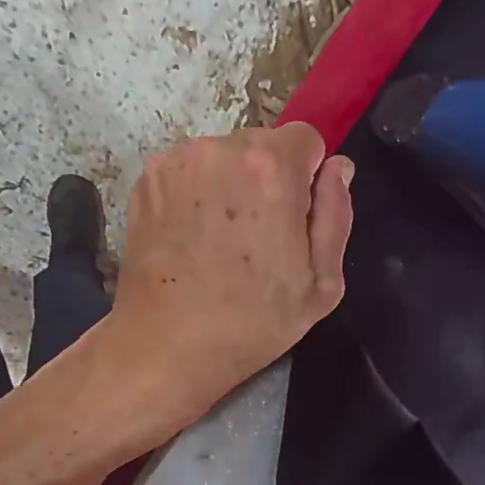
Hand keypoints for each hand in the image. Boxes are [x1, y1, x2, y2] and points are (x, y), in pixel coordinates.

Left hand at [102, 124, 353, 426]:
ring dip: (228, 184)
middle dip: (267, 178)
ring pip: (222, 157)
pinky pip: (187, 172)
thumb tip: (338, 167)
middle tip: (256, 237)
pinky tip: (190, 237)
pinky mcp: (146, 180)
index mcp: (270, 166)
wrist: (164, 345)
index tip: (293, 218)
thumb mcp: (321, 282)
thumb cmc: (250, 322)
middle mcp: (219, 148)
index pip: (306, 139)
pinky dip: (194, 193)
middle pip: (261, 144)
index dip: (307, 178)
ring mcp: (176, 162)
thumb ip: (336, 213)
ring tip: (219, 240)